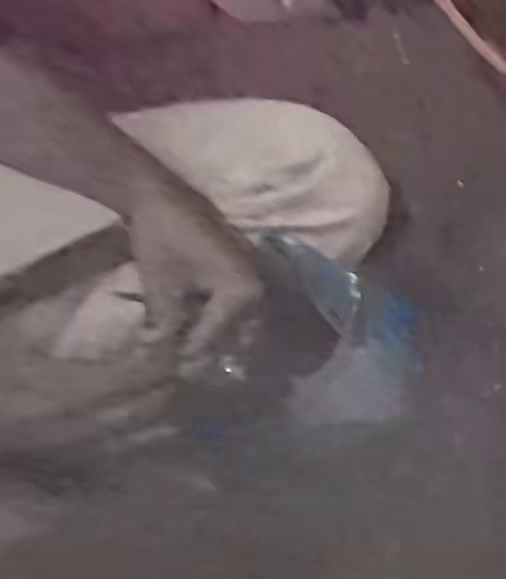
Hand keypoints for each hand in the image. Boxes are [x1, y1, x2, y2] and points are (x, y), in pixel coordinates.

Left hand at [126, 183, 263, 360]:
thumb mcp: (160, 280)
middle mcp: (260, 295)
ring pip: (241, 320)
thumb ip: (166, 315)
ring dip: (221, 333)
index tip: (183, 368)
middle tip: (196, 362)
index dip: (198, 348)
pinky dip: (223, 317)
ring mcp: (257, 286)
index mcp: (244, 296)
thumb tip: (159, 346)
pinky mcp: (247, 278)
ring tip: (201, 346)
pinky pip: (239, 306)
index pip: (219, 330)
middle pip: (239, 330)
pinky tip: (208, 323)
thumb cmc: (163, 239)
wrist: (163, 198)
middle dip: (218, 346)